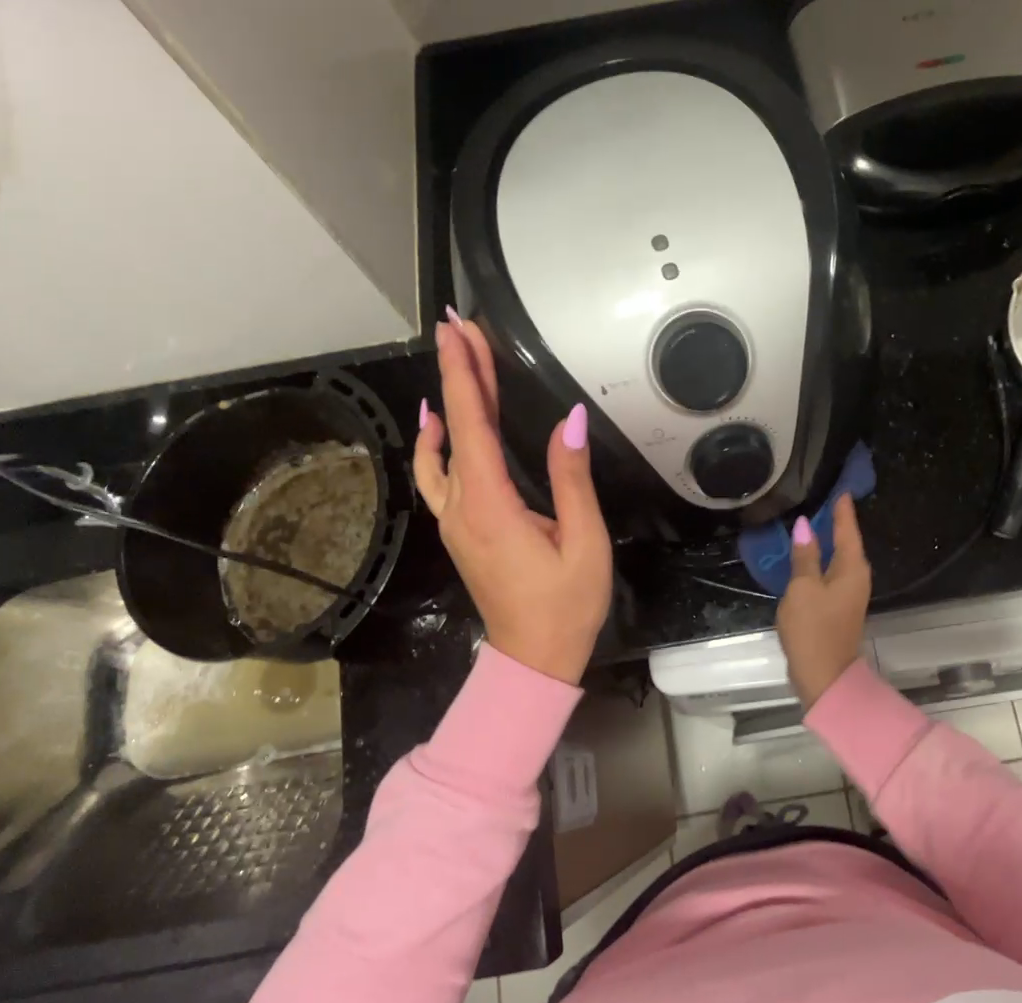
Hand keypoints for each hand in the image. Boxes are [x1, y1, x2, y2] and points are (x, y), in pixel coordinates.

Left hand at [414, 315, 612, 683]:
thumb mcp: (584, 542)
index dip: (464, 374)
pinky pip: (439, 477)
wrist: (535, 657)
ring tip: (458, 364)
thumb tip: (570, 420)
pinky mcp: (462, 532)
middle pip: (454, 429)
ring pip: (443, 450)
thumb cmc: (566, 605)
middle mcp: (461, 507)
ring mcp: (455, 521)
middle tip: (459, 327)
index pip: (471, 425)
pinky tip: (441, 427)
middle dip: (458, 374)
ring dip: (450, 404)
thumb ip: (571, 478)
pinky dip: (437, 444)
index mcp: (491, 505)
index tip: (457, 331)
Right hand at [776, 494, 872, 709]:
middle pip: (847, 543)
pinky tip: (807, 556)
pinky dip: (821, 561)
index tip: (841, 489)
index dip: (842, 510)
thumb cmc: (813, 629)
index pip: (848, 530)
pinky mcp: (837, 608)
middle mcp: (856, 578)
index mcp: (852, 569)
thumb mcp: (803, 588)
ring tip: (812, 522)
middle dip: (836, 523)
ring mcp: (848, 595)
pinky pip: (831, 574)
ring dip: (827, 542)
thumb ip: (805, 557)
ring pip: (838, 559)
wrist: (823, 675)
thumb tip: (805, 526)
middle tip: (823, 499)